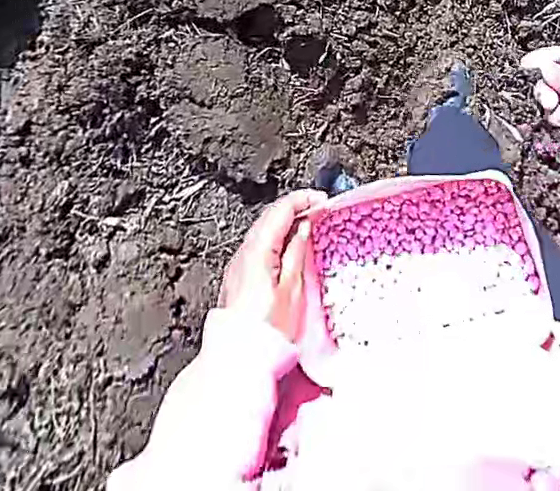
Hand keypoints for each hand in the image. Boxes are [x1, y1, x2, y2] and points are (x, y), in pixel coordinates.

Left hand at [218, 189, 325, 341]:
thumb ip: (298, 252)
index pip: (282, 208)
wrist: (236, 360)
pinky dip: (276, 236)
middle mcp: (244, 253)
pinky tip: (289, 245)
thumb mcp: (292, 288)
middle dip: (297, 206)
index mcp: (258, 250)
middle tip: (320, 210)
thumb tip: (304, 228)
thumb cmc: (266, 330)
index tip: (323, 201)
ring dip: (287, 221)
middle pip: (271, 215)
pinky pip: (258, 243)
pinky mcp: (237, 276)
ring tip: (309, 225)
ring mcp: (238, 264)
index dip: (305, 199)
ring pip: (264, 228)